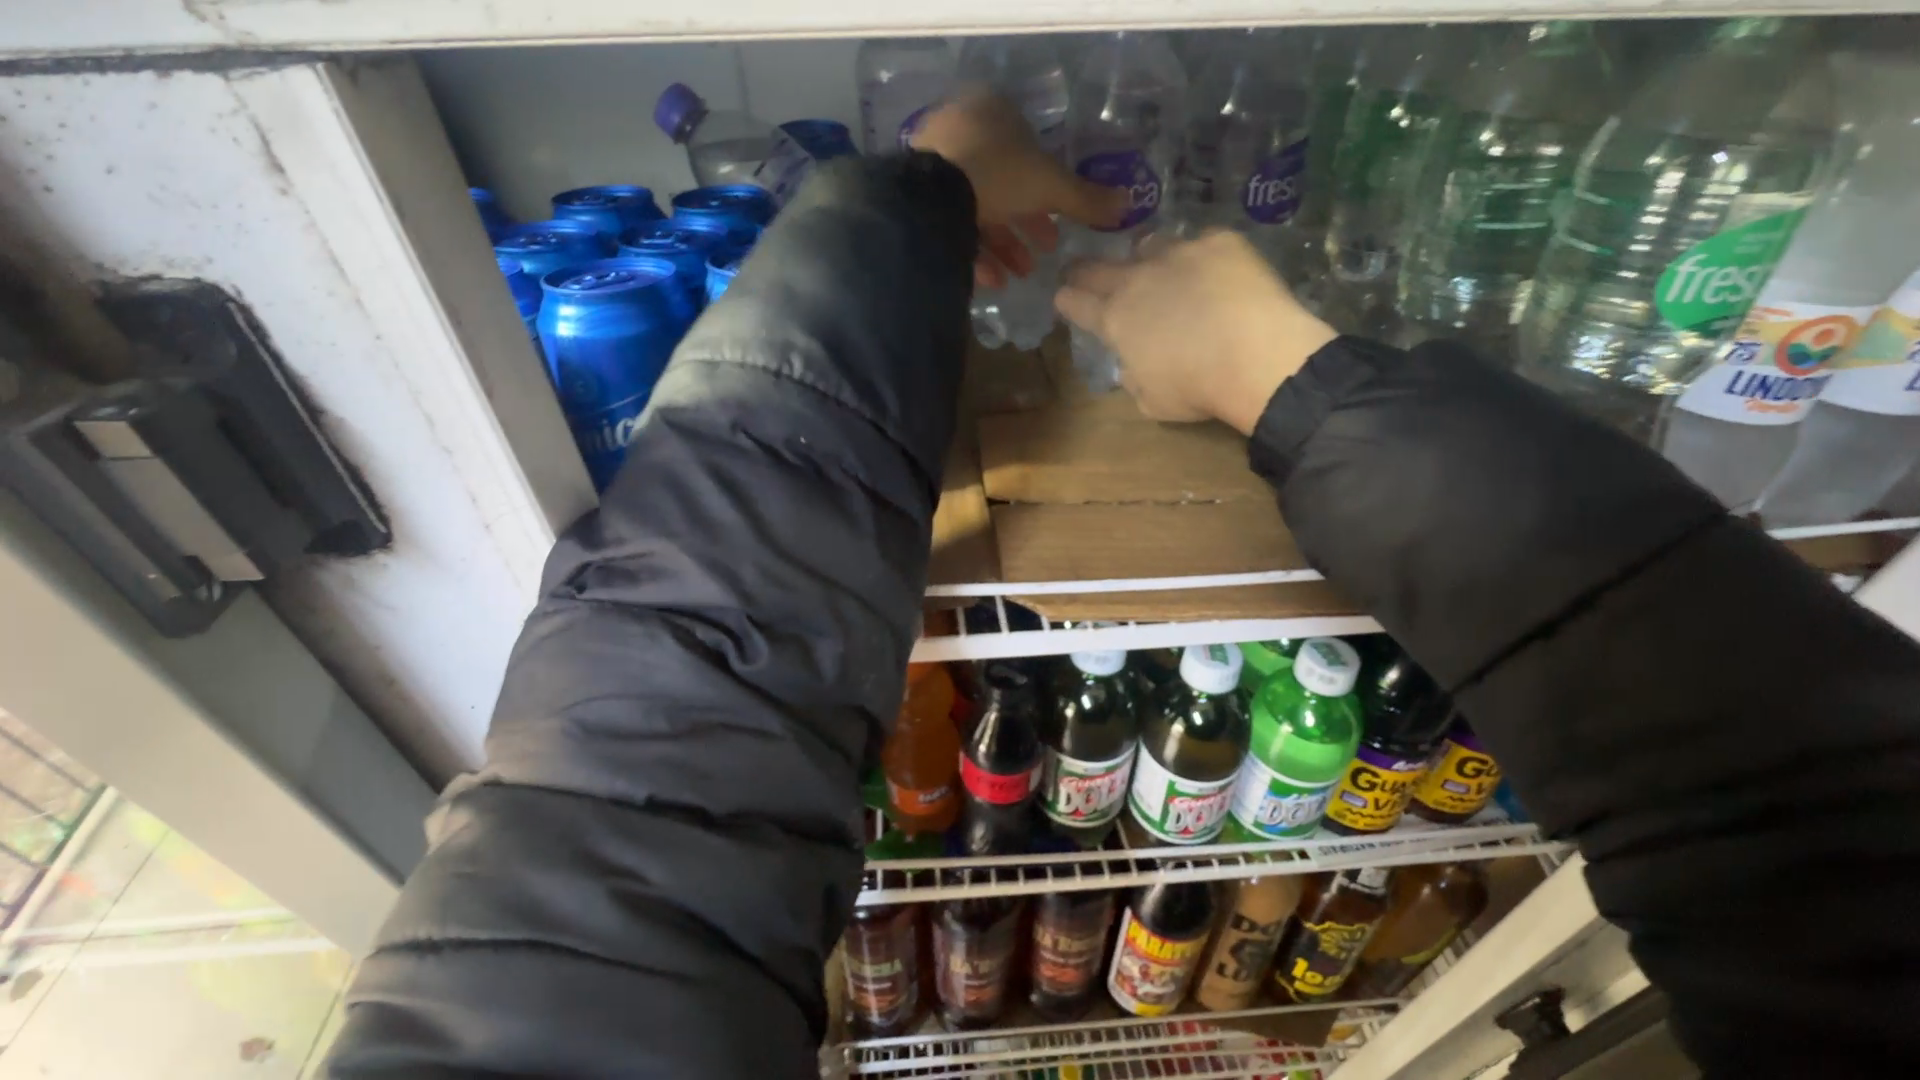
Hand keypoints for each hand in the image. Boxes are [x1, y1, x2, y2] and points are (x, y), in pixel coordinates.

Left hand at [911, 89, 1127, 288]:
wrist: (928, 198)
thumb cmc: (997, 174)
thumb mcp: (1051, 186)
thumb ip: (1086, 198)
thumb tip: (1127, 205)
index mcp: (993, 111)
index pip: (1028, 149)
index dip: (1048, 191)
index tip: (1057, 223)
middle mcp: (960, 130)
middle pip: (1003, 182)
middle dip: (1026, 224)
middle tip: (1044, 252)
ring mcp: (933, 164)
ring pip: (976, 207)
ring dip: (1003, 244)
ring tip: (1020, 275)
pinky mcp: (913, 198)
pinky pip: (949, 224)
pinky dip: (973, 252)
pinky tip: (992, 281)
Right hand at [1054, 230, 1337, 434]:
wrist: (1258, 358)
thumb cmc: (1198, 389)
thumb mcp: (1152, 401)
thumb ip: (1134, 377)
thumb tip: (1133, 365)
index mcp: (1115, 320)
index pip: (1075, 303)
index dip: (1066, 300)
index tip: (1064, 298)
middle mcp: (1138, 279)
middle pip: (1098, 266)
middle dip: (1085, 270)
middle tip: (1084, 271)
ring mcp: (1178, 254)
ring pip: (1148, 244)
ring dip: (1146, 256)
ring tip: (1159, 267)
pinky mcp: (1219, 242)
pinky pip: (1200, 241)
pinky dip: (1201, 255)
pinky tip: (1216, 271)